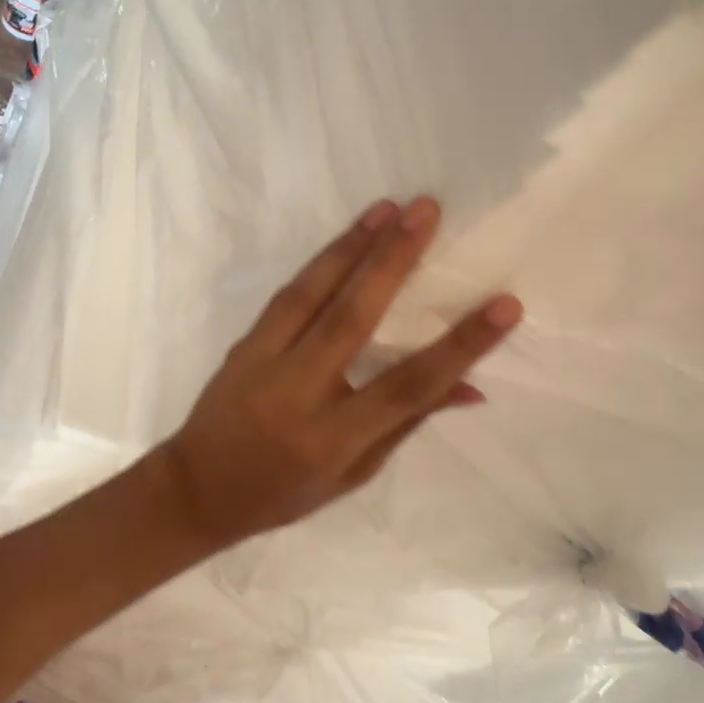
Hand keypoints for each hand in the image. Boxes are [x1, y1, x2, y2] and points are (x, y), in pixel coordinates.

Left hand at [152, 196, 521, 546]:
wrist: (198, 488)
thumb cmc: (283, 492)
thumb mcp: (351, 474)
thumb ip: (403, 424)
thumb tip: (469, 387)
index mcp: (331, 438)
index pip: (406, 387)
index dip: (459, 347)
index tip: (505, 305)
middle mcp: (295, 393)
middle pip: (350, 319)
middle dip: (391, 261)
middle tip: (426, 212)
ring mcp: (261, 363)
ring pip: (310, 295)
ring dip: (350, 248)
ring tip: (387, 209)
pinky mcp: (240, 345)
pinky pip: (284, 299)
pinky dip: (316, 267)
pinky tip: (343, 242)